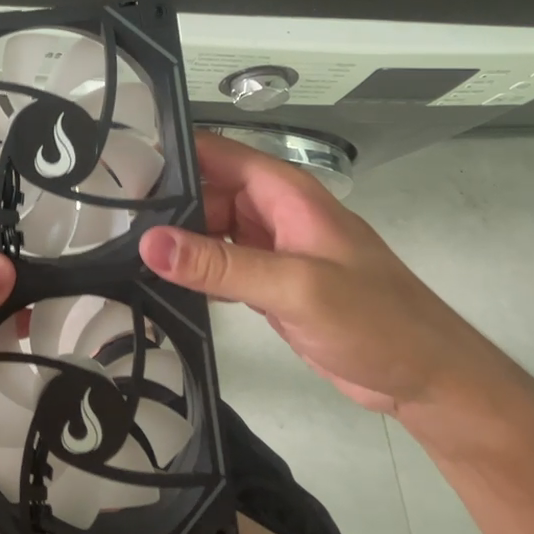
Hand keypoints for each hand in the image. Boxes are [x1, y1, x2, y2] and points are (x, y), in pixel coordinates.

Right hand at [138, 132, 511, 413]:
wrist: (430, 382)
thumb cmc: (377, 319)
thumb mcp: (295, 286)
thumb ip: (220, 264)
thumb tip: (149, 243)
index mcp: (282, 191)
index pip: (212, 152)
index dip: (165, 153)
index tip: (112, 165)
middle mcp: (270, 211)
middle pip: (201, 190)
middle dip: (159, 203)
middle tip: (103, 220)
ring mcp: (268, 247)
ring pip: (204, 229)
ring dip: (172, 241)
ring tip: (117, 248)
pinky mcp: (266, 282)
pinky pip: (216, 264)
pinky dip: (190, 271)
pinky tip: (158, 284)